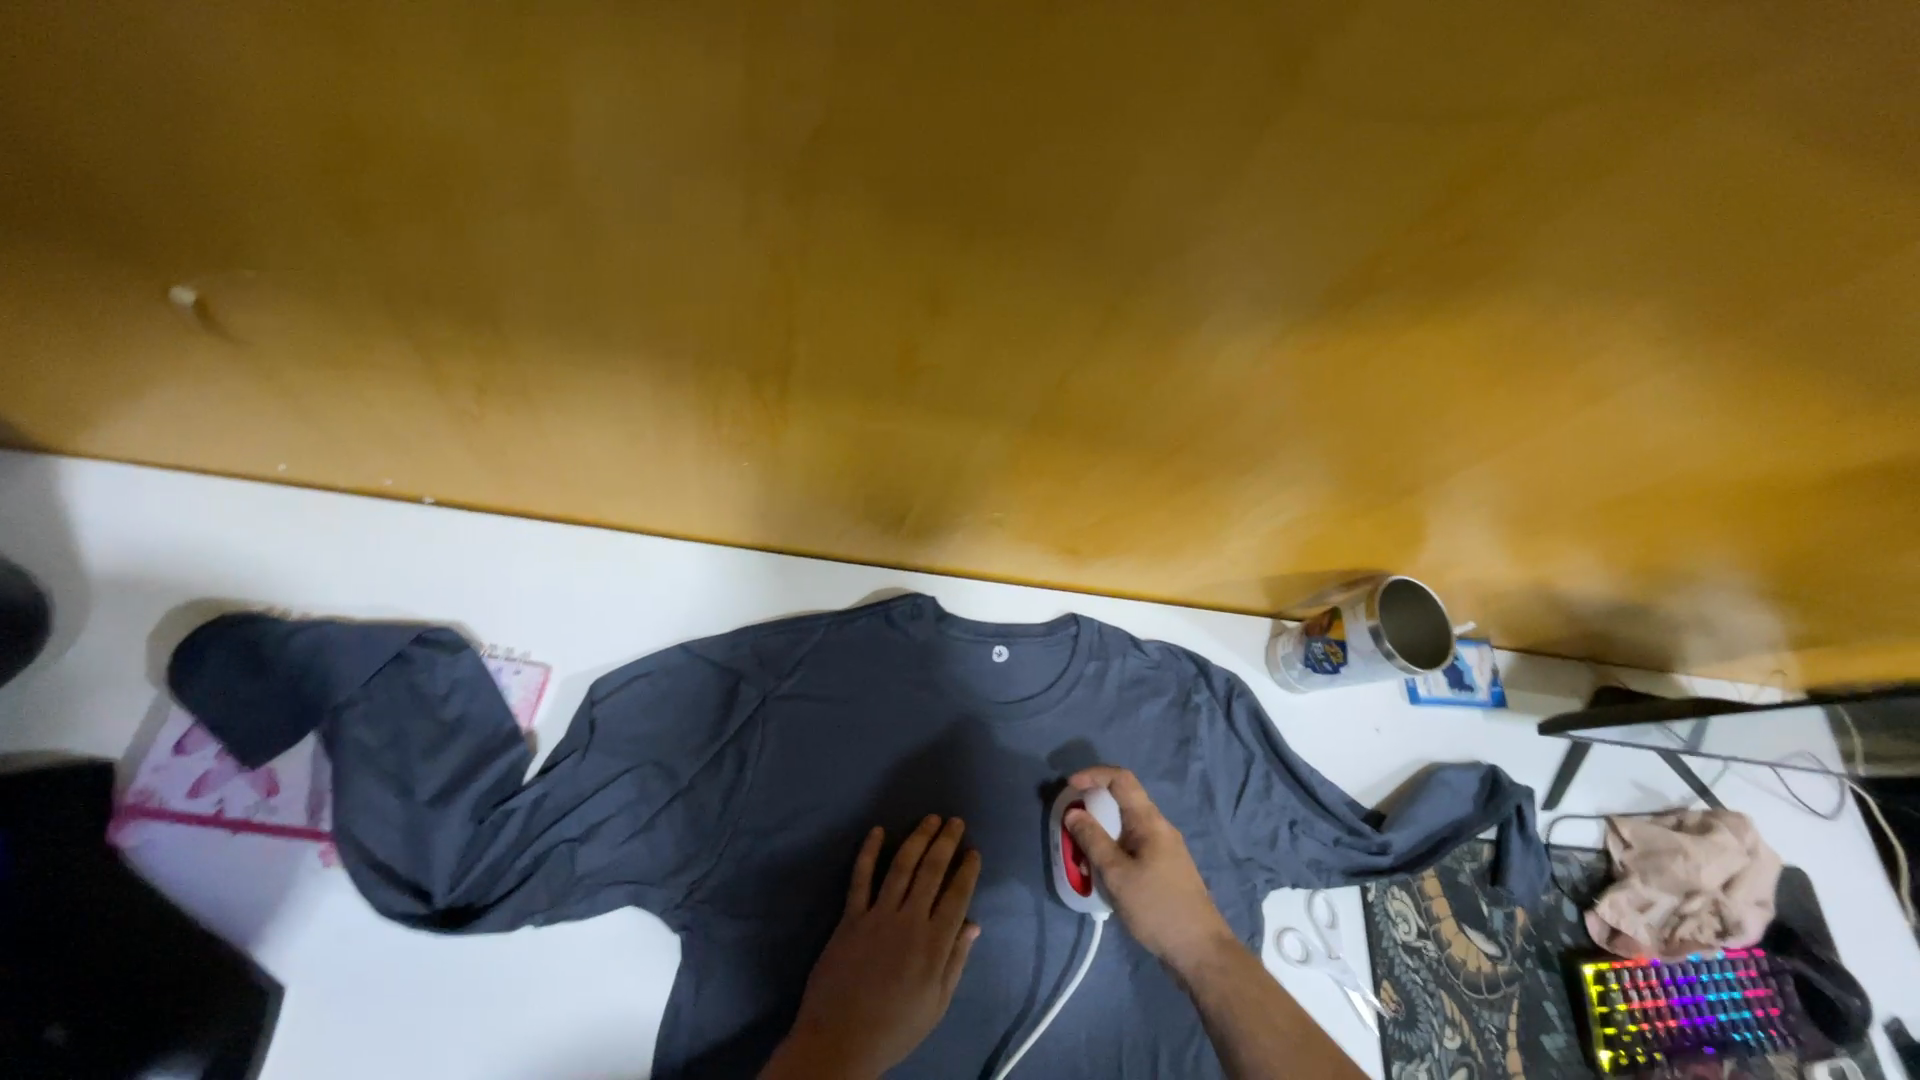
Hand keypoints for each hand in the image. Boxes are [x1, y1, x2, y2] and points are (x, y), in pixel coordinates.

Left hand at [761, 816, 981, 1079]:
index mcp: (935, 944)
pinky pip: (861, 878)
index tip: (974, 851)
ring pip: (901, 867)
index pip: (957, 895)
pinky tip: (877, 831)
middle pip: (932, 872)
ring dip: (917, 839)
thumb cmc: (895, 1028)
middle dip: (946, 842)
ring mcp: (877, 916)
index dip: (967, 870)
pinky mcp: (850, 918)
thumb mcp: (937, 1002)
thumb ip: (955, 960)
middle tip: (955, 821)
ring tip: (930, 819)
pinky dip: (868, 852)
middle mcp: (909, 922)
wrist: (841, 1040)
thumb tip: (973, 924)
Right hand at [1063, 766, 1237, 976]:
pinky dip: (1112, 853)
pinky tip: (1102, 878)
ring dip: (1100, 836)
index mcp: (1150, 822)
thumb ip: (1093, 840)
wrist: (1200, 951)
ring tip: (1081, 861)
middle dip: (1092, 810)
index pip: (1122, 779)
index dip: (1094, 775)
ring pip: (1124, 829)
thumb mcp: (1117, 874)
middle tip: (1069, 831)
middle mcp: (1159, 828)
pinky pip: (1131, 848)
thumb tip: (1074, 812)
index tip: (1069, 787)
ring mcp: (1164, 849)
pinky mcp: (1163, 869)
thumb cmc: (1157, 908)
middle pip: (1122, 803)